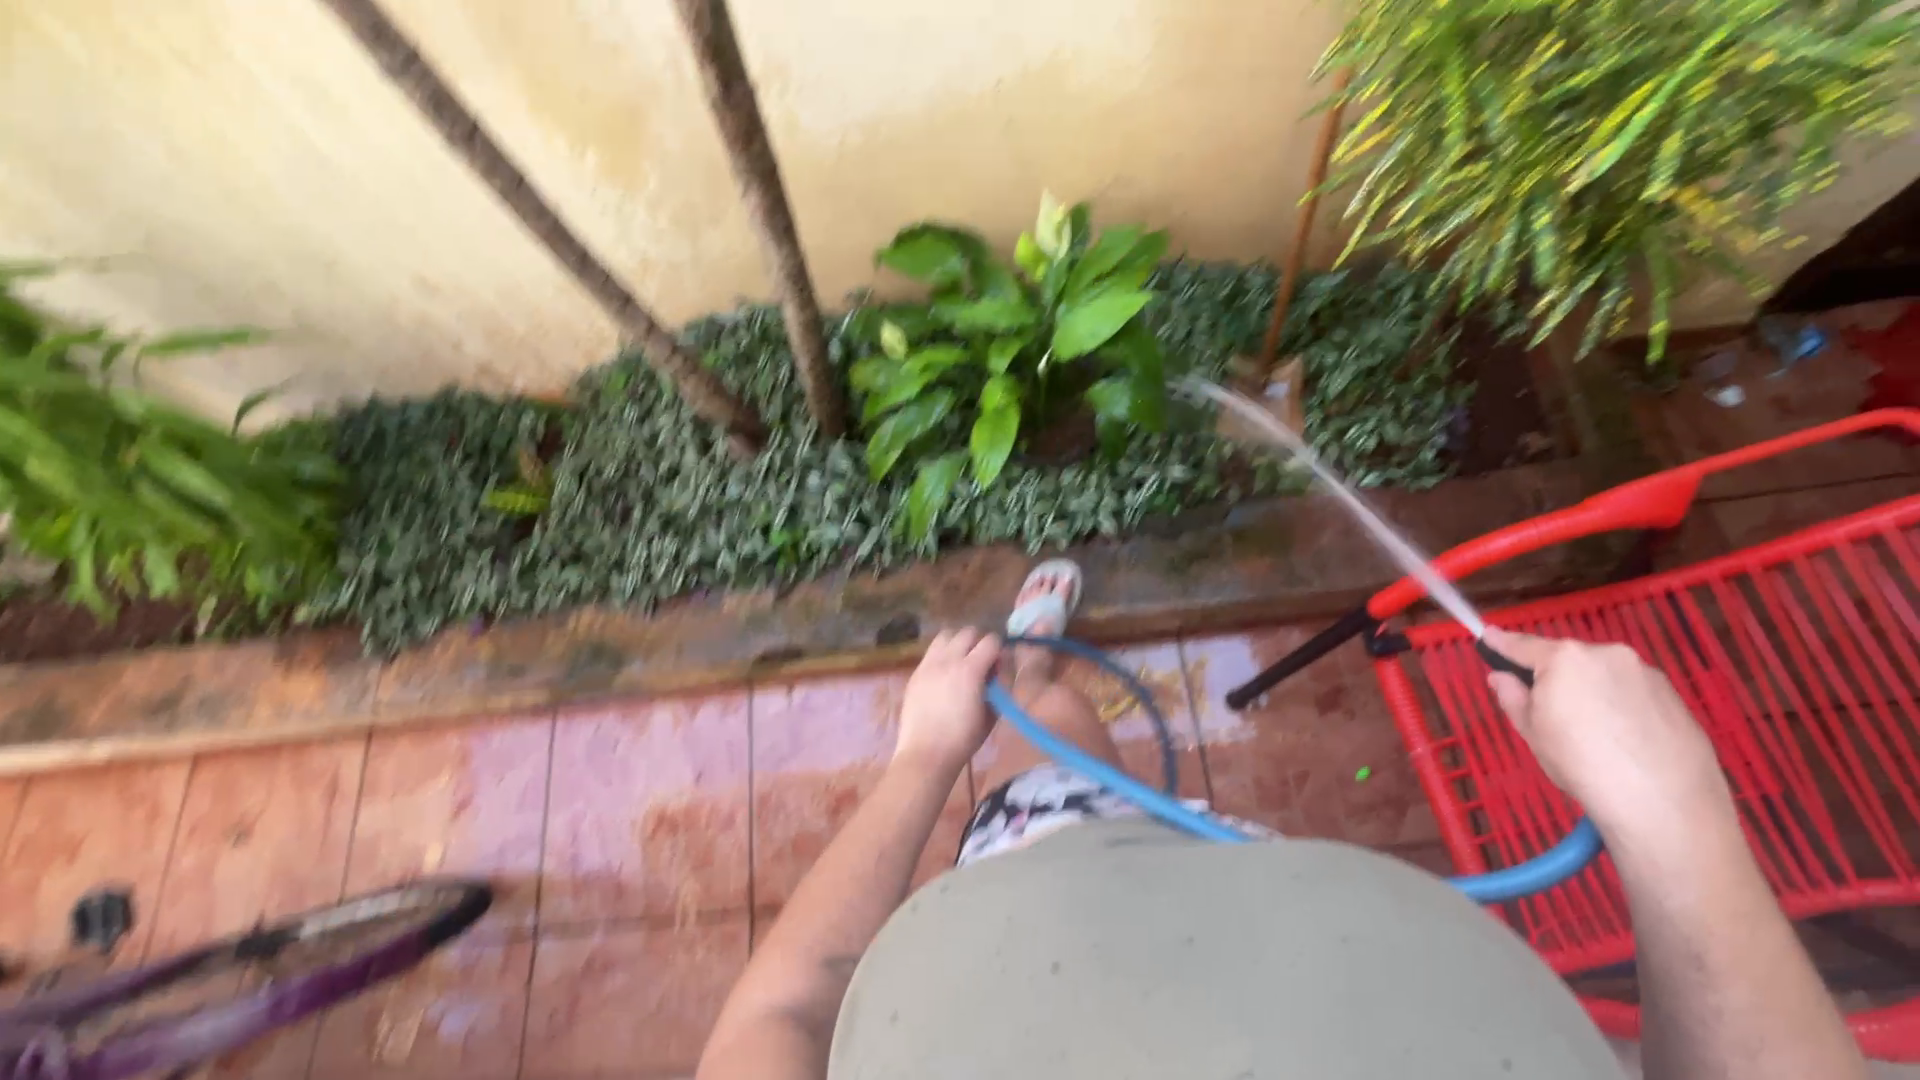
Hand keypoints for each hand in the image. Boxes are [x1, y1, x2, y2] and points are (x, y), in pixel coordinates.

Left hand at [893, 628, 1001, 773]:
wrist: (926, 753)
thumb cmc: (963, 739)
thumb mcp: (991, 714)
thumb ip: (997, 687)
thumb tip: (997, 672)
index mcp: (970, 670)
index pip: (991, 641)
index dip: (998, 650)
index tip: (998, 664)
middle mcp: (948, 660)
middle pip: (967, 632)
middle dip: (978, 642)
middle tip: (981, 661)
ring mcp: (928, 664)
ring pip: (945, 636)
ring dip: (957, 643)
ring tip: (960, 661)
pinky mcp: (915, 673)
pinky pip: (931, 652)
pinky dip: (941, 655)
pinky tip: (944, 674)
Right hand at [1482, 627, 1734, 852]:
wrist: (1664, 802)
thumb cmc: (1582, 763)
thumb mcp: (1532, 733)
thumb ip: (1512, 697)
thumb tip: (1502, 678)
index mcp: (1565, 659)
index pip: (1522, 645)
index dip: (1501, 642)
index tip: (1487, 635)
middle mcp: (1607, 654)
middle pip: (1568, 658)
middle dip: (1554, 674)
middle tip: (1549, 710)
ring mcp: (1645, 672)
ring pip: (1602, 673)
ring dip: (1589, 688)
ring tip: (1592, 731)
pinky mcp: (1674, 694)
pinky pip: (1631, 689)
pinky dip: (1619, 702)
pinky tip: (1623, 737)